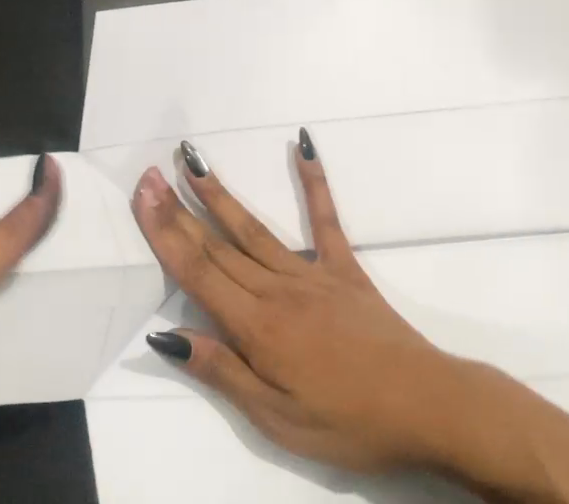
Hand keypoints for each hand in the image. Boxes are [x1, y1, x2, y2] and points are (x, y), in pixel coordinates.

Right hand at [131, 134, 522, 475]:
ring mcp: (313, 273)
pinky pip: (324, 218)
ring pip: (253, 228)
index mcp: (257, 327)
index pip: (198, 272)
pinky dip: (313, 180)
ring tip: (194, 162)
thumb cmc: (348, 423)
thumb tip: (165, 337)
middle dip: (178, 209)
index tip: (141, 196)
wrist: (427, 406)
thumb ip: (221, 371)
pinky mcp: (344, 268)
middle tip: (149, 173)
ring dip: (219, 195)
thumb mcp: (277, 418)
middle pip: (217, 245)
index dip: (164, 232)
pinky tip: (304, 146)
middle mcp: (278, 289)